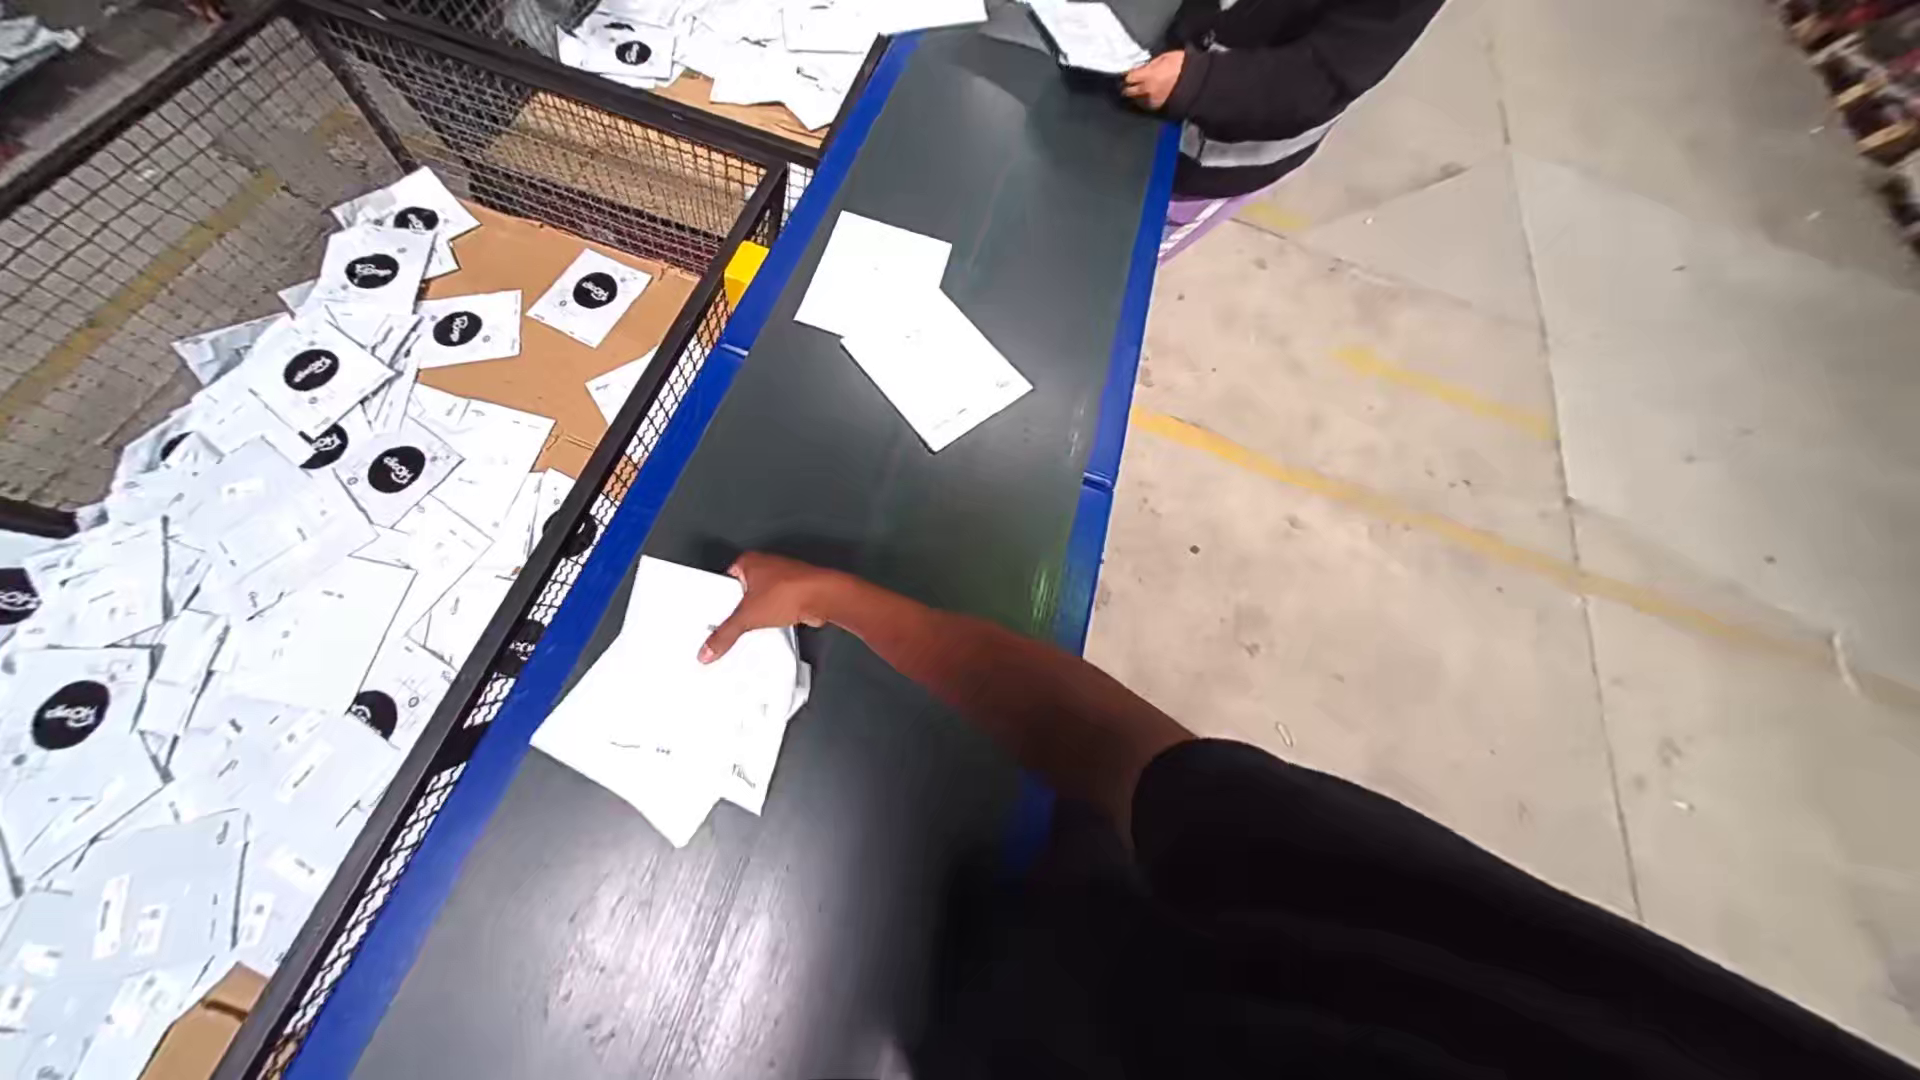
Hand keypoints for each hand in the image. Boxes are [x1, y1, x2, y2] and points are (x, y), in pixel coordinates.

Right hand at [699, 553, 846, 663]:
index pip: (723, 581)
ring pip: (760, 600)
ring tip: (755, 625)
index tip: (713, 617)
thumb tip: (709, 647)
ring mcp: (781, 578)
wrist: (824, 597)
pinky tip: (772, 626)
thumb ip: (725, 634)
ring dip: (759, 614)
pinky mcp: (794, 592)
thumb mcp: (747, 616)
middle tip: (732, 624)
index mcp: (748, 561)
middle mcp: (765, 565)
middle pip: (742, 593)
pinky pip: (776, 606)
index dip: (718, 601)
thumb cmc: (792, 590)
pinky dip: (773, 616)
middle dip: (739, 609)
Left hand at [1123, 50, 1184, 110]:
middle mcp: (1145, 90)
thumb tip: (1141, 69)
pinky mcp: (1155, 107)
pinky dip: (1143, 100)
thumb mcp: (1164, 57)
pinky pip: (1144, 105)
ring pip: (1135, 99)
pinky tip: (1146, 96)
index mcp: (1147, 75)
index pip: (1129, 78)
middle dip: (1127, 87)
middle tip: (1127, 84)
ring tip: (1136, 90)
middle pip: (1129, 91)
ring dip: (1135, 95)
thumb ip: (1149, 65)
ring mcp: (1150, 100)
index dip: (1128, 76)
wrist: (1193, 81)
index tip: (1128, 74)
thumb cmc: (1181, 65)